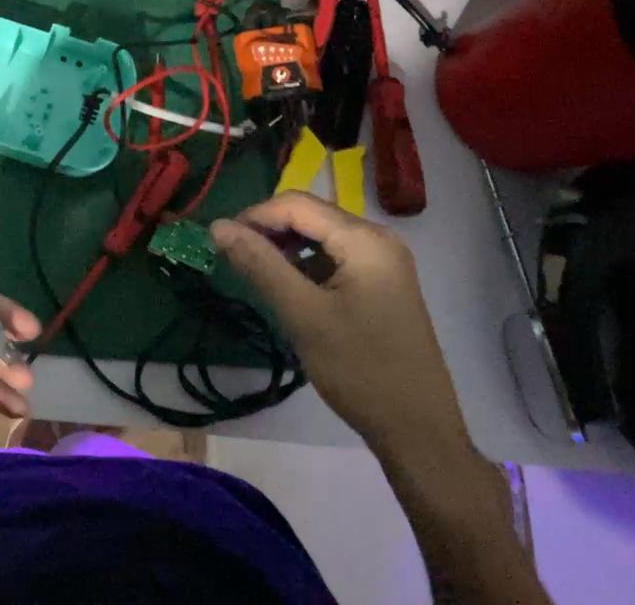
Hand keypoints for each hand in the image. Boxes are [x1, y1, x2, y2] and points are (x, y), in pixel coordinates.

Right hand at [210, 192, 469, 461]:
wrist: (417, 430)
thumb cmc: (359, 369)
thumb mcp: (302, 314)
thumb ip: (259, 264)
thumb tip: (217, 226)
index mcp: (365, 240)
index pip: (296, 204)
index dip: (253, 216)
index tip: (219, 242)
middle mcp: (379, 240)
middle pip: (310, 215)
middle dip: (268, 231)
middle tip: (233, 259)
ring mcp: (384, 263)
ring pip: (320, 238)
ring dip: (285, 248)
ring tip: (256, 276)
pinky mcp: (383, 284)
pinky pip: (335, 258)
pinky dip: (306, 266)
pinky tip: (290, 291)